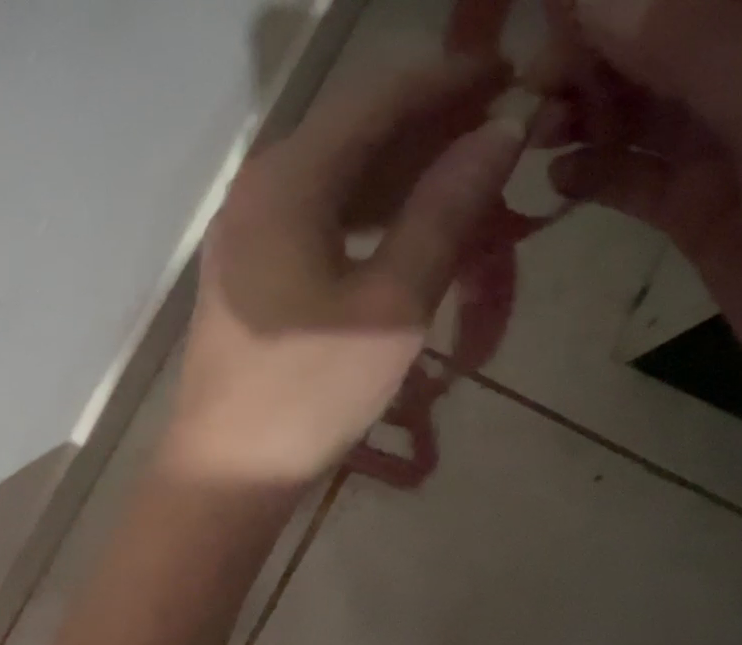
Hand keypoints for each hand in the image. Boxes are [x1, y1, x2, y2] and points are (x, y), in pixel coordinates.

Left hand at [160, 62, 525, 485]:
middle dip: (429, 126)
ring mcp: (244, 232)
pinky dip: (366, 214)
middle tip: (505, 134)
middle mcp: (256, 190)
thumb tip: (499, 134)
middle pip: (352, 132)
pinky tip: (409, 229)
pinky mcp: (246, 271)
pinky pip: (315, 218)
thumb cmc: (309, 392)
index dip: (448, 82)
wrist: (227, 469)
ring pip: (333, 177)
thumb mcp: (391, 305)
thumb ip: (444, 212)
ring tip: (470, 179)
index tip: (514, 78)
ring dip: (400, 173)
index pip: (377, 99)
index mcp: (287, 182)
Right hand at [539, 0, 741, 397]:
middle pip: (659, 32)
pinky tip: (558, 182)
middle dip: (592, 51)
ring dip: (581, 111)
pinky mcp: (696, 202)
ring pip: (635, 101)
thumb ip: (692, 45)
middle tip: (531, 85)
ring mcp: (728, 136)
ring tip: (536, 134)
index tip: (554, 15)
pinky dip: (591, 172)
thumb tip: (589, 0)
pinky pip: (628, 173)